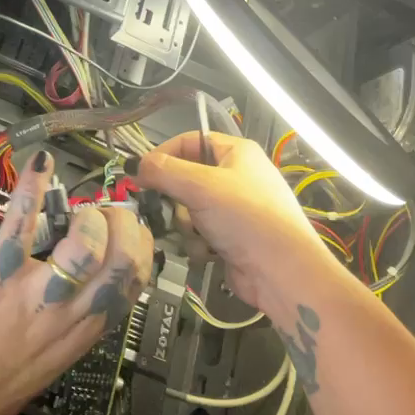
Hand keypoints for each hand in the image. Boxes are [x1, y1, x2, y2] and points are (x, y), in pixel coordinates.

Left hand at [0, 149, 153, 414]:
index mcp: (87, 329)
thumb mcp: (58, 354)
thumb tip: (90, 279)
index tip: (131, 228)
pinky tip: (40, 164)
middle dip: (124, 226)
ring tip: (79, 208)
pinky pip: (23, 223)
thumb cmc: (1, 379)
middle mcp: (71, 312)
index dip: (141, 246)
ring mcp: (37, 292)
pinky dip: (32, 187)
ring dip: (88, 218)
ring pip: (84, 247)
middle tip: (108, 212)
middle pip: (122, 262)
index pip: (136, 282)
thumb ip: (78, 316)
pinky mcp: (0, 273)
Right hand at [137, 132, 333, 310]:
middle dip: (176, 199)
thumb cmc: (244, 217)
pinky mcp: (233, 238)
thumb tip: (133, 166)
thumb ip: (162, 172)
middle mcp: (237, 176)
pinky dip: (199, 243)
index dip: (162, 155)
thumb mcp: (199, 186)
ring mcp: (235, 210)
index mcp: (236, 152)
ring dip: (187, 225)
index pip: (188, 142)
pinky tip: (207, 253)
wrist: (282, 272)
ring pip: (190, 209)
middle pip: (186, 178)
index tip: (140, 174)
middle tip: (168, 208)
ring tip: (197, 235)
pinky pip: (201, 233)